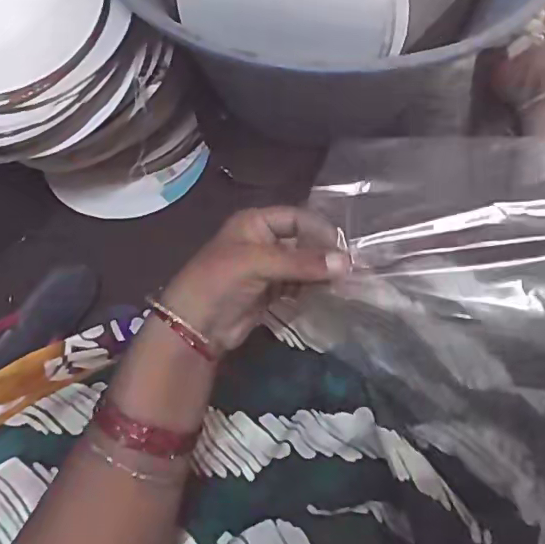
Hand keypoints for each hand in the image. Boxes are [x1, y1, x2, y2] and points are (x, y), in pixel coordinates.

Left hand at [160, 208, 349, 353]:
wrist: (194, 326)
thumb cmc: (219, 281)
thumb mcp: (258, 264)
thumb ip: (301, 262)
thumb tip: (345, 263)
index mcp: (255, 222)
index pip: (297, 218)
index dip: (320, 230)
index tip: (343, 249)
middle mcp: (263, 240)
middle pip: (303, 241)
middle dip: (324, 254)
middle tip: (350, 269)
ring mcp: (267, 267)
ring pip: (303, 265)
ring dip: (320, 273)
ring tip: (343, 284)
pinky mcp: (271, 291)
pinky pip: (298, 284)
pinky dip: (312, 288)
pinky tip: (327, 294)